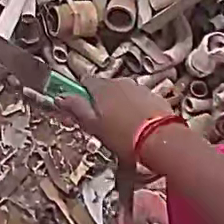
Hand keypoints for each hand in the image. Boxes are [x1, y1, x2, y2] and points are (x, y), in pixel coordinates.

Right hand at [49, 75, 173, 161]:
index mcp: (101, 87)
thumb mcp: (93, 125)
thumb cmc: (125, 136)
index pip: (83, 82)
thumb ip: (76, 108)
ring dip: (118, 106)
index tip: (78, 108)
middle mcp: (120, 82)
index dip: (79, 95)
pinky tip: (136, 127)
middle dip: (100, 102)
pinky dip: (135, 110)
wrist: (162, 141)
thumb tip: (61, 97)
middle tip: (99, 124)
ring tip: (119, 129)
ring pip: (122, 94)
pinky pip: (139, 101)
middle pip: (103, 88)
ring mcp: (139, 88)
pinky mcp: (154, 98)